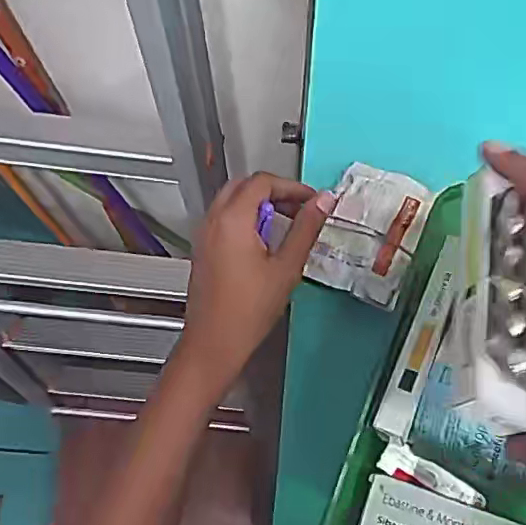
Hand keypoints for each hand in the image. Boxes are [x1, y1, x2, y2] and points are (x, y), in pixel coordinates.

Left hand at [169, 172, 334, 389]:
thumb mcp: (286, 268)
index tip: (312, 201)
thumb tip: (322, 202)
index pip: (262, 182)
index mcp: (232, 220)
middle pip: (244, 186)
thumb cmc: (248, 312)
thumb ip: (306, 230)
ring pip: (231, 202)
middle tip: (299, 209)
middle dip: (274, 192)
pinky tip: (263, 244)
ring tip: (285, 226)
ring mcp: (204, 236)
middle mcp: (212, 222)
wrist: (215, 342)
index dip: (291, 187)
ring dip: (259, 205)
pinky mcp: (202, 251)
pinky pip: (223, 220)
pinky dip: (245, 220)